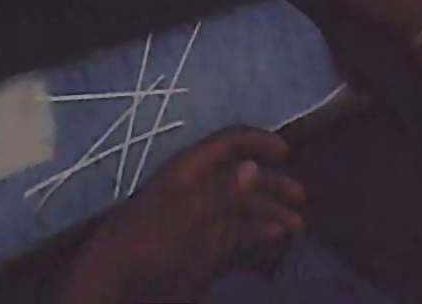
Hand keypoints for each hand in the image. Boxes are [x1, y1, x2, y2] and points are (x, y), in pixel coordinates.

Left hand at [58, 128, 304, 302]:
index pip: (227, 144)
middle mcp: (197, 190)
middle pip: (238, 177)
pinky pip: (234, 238)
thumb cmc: (154, 239)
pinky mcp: (199, 252)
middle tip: (300, 196)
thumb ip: (223, 190)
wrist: (121, 279)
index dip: (255, 142)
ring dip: (267, 213)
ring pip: (239, 210)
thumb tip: (253, 165)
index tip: (286, 151)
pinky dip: (256, 238)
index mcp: (190, 170)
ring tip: (296, 226)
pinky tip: (273, 243)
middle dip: (269, 182)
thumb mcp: (190, 212)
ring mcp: (198, 221)